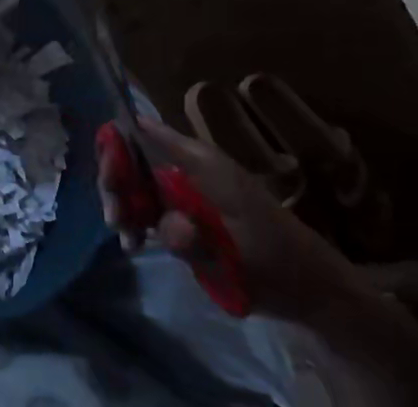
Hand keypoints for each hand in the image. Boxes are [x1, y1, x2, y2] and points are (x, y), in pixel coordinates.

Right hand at [98, 116, 372, 321]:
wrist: (312, 285)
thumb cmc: (276, 260)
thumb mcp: (239, 256)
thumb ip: (198, 240)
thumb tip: (162, 226)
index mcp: (203, 163)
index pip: (149, 133)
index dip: (119, 141)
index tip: (105, 171)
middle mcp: (192, 167)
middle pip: (138, 158)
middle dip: (117, 182)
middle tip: (114, 218)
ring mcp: (191, 189)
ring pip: (141, 182)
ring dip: (126, 203)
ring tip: (125, 236)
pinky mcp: (192, 211)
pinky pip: (154, 204)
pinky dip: (140, 218)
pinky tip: (135, 242)